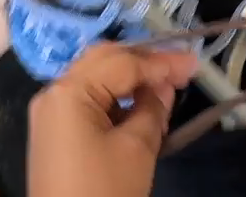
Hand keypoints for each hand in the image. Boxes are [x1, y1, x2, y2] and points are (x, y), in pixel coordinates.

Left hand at [27, 44, 197, 196]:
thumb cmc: (103, 194)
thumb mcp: (136, 150)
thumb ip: (152, 109)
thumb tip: (164, 86)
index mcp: (69, 90)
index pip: (122, 63)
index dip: (161, 62)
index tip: (193, 63)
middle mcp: (54, 92)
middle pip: (104, 61)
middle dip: (143, 63)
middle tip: (179, 69)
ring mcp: (52, 113)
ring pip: (96, 80)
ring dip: (130, 81)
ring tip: (165, 88)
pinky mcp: (55, 133)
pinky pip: (89, 102)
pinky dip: (115, 101)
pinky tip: (141, 107)